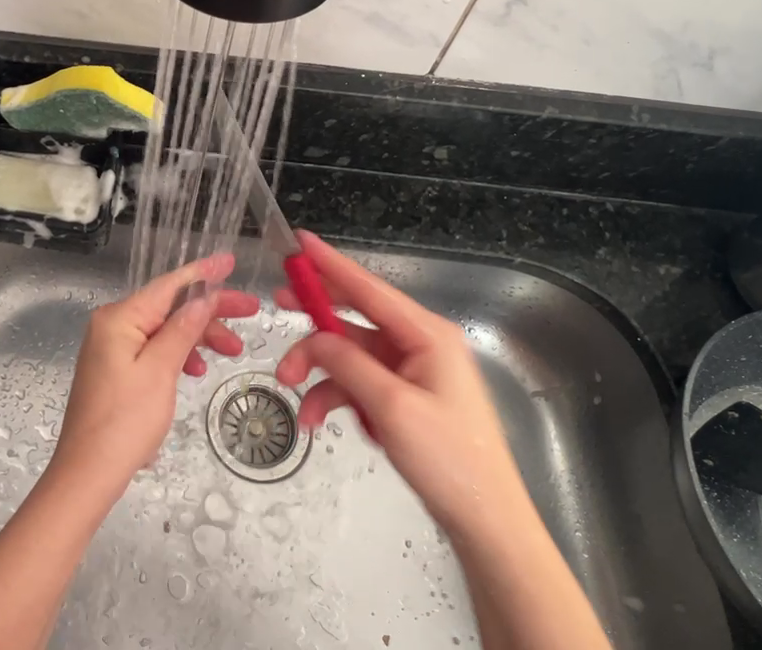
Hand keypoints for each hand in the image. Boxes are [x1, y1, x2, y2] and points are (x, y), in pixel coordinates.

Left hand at [50, 254, 258, 494]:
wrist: (88, 472)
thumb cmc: (125, 421)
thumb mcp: (160, 371)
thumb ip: (182, 329)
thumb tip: (203, 297)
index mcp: (119, 318)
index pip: (168, 286)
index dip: (203, 274)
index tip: (231, 261)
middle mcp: (112, 325)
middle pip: (169, 307)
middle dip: (209, 310)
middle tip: (251, 311)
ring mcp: (112, 349)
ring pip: (165, 329)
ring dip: (198, 336)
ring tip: (233, 350)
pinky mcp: (116, 370)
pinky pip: (155, 350)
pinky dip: (179, 354)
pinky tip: (197, 370)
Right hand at [275, 231, 530, 534]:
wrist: (485, 520)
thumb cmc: (448, 459)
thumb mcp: (391, 407)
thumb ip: (348, 364)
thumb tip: (314, 337)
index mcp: (426, 334)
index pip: (369, 289)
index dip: (331, 264)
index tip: (300, 241)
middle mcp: (419, 343)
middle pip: (355, 319)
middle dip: (315, 323)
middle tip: (276, 305)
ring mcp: (412, 371)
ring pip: (350, 356)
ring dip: (320, 374)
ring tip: (294, 392)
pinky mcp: (405, 397)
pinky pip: (359, 384)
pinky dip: (336, 397)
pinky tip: (318, 420)